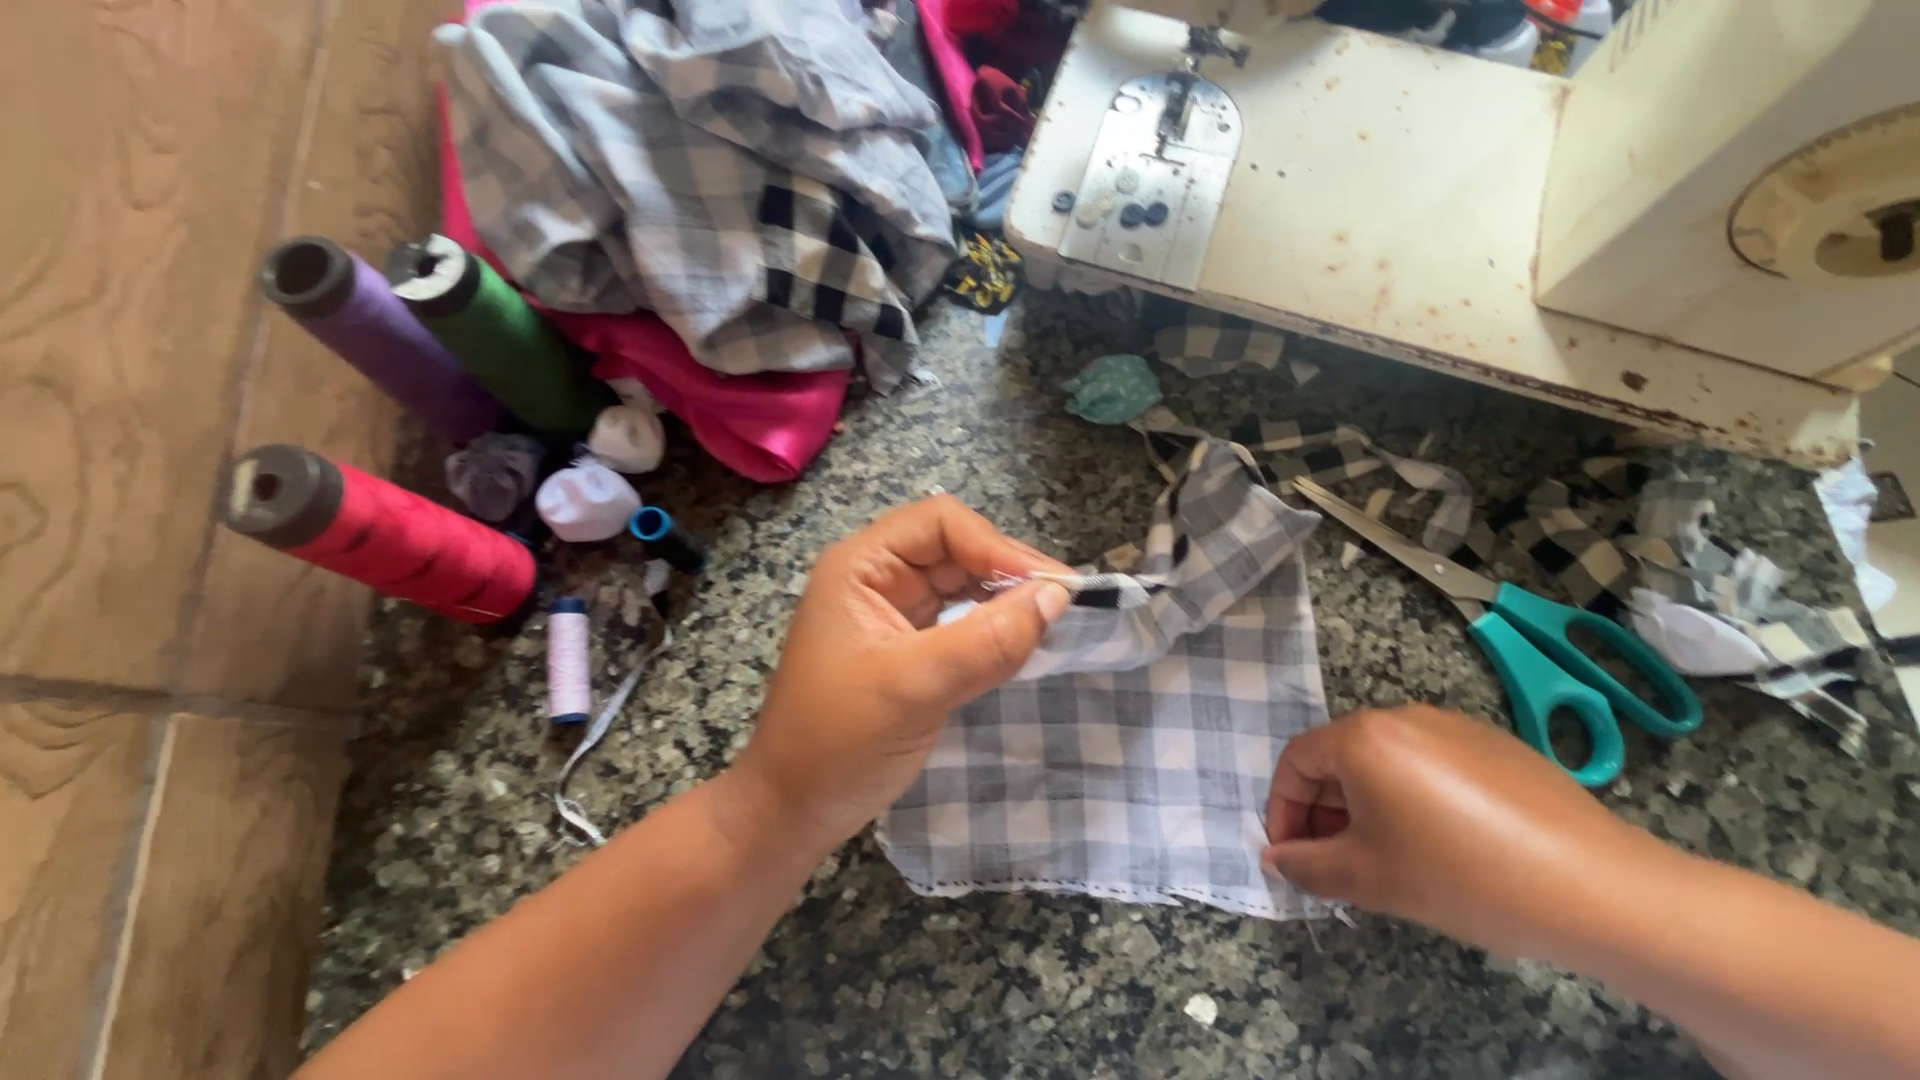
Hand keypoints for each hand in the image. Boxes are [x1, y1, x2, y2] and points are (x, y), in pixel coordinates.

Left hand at [732, 497, 1072, 851]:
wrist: (792, 811)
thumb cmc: (837, 744)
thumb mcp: (912, 688)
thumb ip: (985, 641)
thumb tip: (1056, 598)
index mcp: (860, 567)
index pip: (940, 524)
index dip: (996, 547)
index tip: (1048, 587)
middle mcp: (876, 579)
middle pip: (956, 548)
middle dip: (1008, 570)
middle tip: (1065, 603)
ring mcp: (891, 614)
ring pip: (962, 584)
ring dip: (1006, 597)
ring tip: (1052, 619)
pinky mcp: (907, 649)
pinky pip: (960, 621)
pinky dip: (993, 627)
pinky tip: (1021, 640)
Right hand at [1262, 706, 1660, 955]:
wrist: (1595, 888)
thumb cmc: (1460, 876)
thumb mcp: (1367, 879)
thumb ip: (1306, 865)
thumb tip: (1276, 858)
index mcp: (1363, 737)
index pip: (1296, 764)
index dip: (1282, 811)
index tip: (1290, 856)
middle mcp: (1403, 717)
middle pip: (1340, 758)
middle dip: (1325, 810)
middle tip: (1334, 862)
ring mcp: (1455, 726)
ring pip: (1386, 762)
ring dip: (1368, 804)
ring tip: (1388, 858)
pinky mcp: (1497, 746)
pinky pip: (1432, 765)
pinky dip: (1415, 798)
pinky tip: (1444, 845)